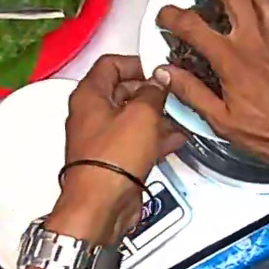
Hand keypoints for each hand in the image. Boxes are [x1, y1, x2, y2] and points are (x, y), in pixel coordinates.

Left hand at [52, 54, 184, 242]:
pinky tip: (174, 139)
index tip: (157, 69)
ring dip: (155, 117)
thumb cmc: (110, 162)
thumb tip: (158, 80)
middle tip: (171, 94)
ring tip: (179, 117)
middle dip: (149, 92)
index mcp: (89, 96)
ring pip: (131, 119)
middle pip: (122, 92)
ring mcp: (101, 140)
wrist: (101, 204)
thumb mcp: (142, 115)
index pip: (110, 64)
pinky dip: (153, 139)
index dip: (136, 63)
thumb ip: (153, 92)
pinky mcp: (112, 160)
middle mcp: (91, 116)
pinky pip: (135, 142)